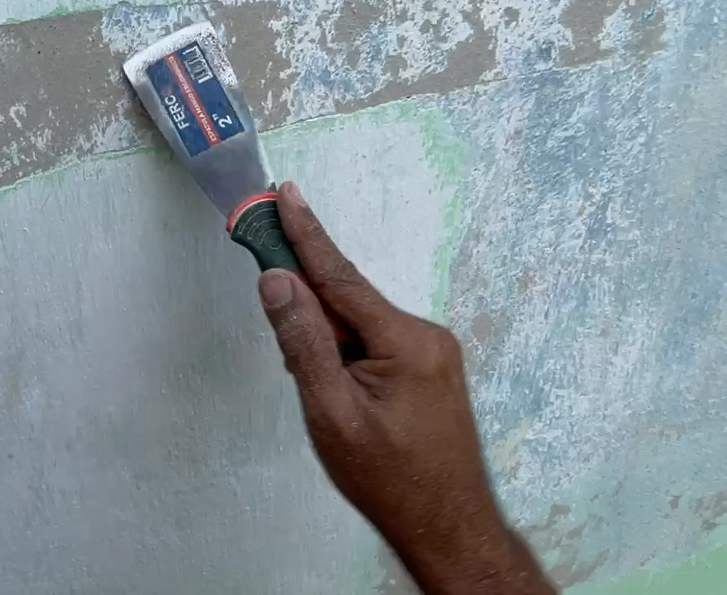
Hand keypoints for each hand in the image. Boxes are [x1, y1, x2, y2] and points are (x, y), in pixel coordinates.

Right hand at [257, 183, 552, 594]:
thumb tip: (277, 279)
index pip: (340, 275)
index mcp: (405, 340)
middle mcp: (424, 333)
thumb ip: (302, 341)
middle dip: (309, 317)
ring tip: (324, 396)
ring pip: (356, 323)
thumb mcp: (331, 413)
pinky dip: (343, 353)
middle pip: (346, 301)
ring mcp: (430, 349)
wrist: (450, 534)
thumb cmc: (386, 479)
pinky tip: (341, 393)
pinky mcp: (427, 366)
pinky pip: (371, 340)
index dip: (306, 232)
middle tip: (295, 363)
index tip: (285, 192)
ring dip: (326, 343)